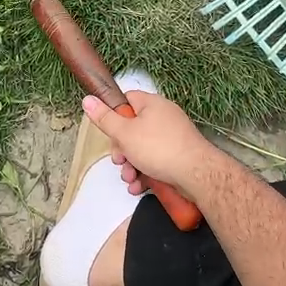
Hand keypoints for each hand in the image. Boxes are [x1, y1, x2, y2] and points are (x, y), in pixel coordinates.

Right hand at [83, 90, 227, 197]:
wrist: (197, 175)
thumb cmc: (159, 148)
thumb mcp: (124, 133)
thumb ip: (104, 118)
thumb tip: (88, 99)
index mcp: (151, 104)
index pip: (126, 101)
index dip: (114, 115)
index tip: (109, 132)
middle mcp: (163, 116)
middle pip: (133, 128)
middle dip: (122, 149)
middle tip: (119, 161)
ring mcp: (173, 137)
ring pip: (143, 148)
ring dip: (132, 165)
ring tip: (130, 179)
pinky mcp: (179, 156)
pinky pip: (156, 161)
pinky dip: (146, 173)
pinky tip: (140, 187)